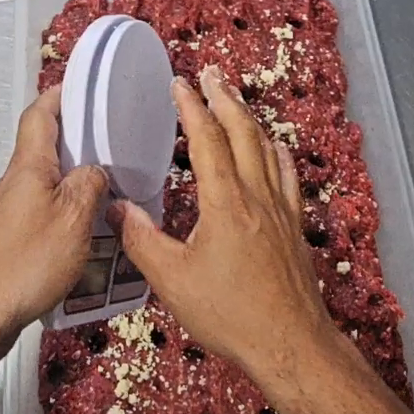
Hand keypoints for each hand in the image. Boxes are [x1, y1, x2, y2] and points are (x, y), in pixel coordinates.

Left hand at [0, 87, 107, 361]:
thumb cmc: (23, 262)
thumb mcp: (73, 218)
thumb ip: (90, 186)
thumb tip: (95, 171)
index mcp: (29, 166)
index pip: (40, 114)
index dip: (60, 95)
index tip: (82, 86)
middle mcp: (13, 183)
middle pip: (44, 148)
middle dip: (76, 141)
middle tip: (111, 143)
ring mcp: (6, 212)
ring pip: (45, 183)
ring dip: (73, 181)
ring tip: (108, 192)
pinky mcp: (5, 240)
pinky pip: (40, 212)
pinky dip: (63, 212)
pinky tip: (84, 234)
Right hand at [112, 66, 337, 381]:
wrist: (290, 342)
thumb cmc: (230, 313)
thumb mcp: (173, 281)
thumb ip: (143, 241)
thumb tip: (119, 208)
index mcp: (225, 201)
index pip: (207, 140)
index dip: (192, 107)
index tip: (180, 83)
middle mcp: (256, 194)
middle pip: (242, 131)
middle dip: (225, 97)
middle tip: (211, 72)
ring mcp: (280, 207)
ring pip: (266, 148)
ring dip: (249, 118)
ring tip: (235, 98)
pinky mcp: (294, 224)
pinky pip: (288, 176)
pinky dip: (277, 153)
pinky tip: (276, 147)